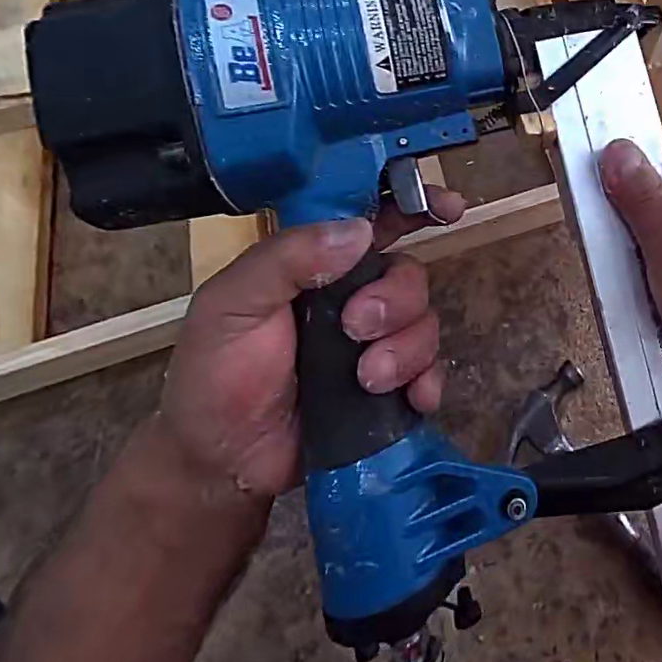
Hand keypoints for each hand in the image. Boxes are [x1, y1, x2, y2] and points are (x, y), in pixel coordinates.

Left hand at [158, 189, 464, 498]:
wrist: (220, 460)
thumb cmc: (215, 371)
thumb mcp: (232, 303)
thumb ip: (286, 259)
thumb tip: (358, 230)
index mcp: (314, 263)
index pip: (368, 217)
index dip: (410, 202)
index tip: (446, 206)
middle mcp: (351, 294)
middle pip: (408, 272)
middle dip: (396, 299)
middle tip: (357, 328)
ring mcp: (373, 342)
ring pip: (424, 321)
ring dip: (405, 348)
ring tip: (367, 379)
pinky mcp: (388, 388)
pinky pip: (431, 372)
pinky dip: (428, 382)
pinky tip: (413, 399)